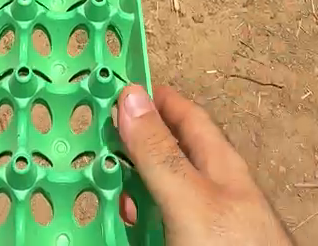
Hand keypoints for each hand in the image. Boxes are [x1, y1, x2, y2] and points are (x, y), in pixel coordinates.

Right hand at [115, 84, 292, 243]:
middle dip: (135, 144)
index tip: (115, 88)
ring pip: (163, 194)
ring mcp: (208, 226)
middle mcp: (216, 191)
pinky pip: (163, 227)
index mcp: (221, 165)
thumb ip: (160, 153)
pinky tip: (123, 230)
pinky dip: (139, 223)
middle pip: (170, 154)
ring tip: (101, 186)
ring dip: (133, 187)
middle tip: (96, 140)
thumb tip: (130, 95)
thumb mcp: (191, 200)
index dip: (153, 98)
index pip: (185, 115)